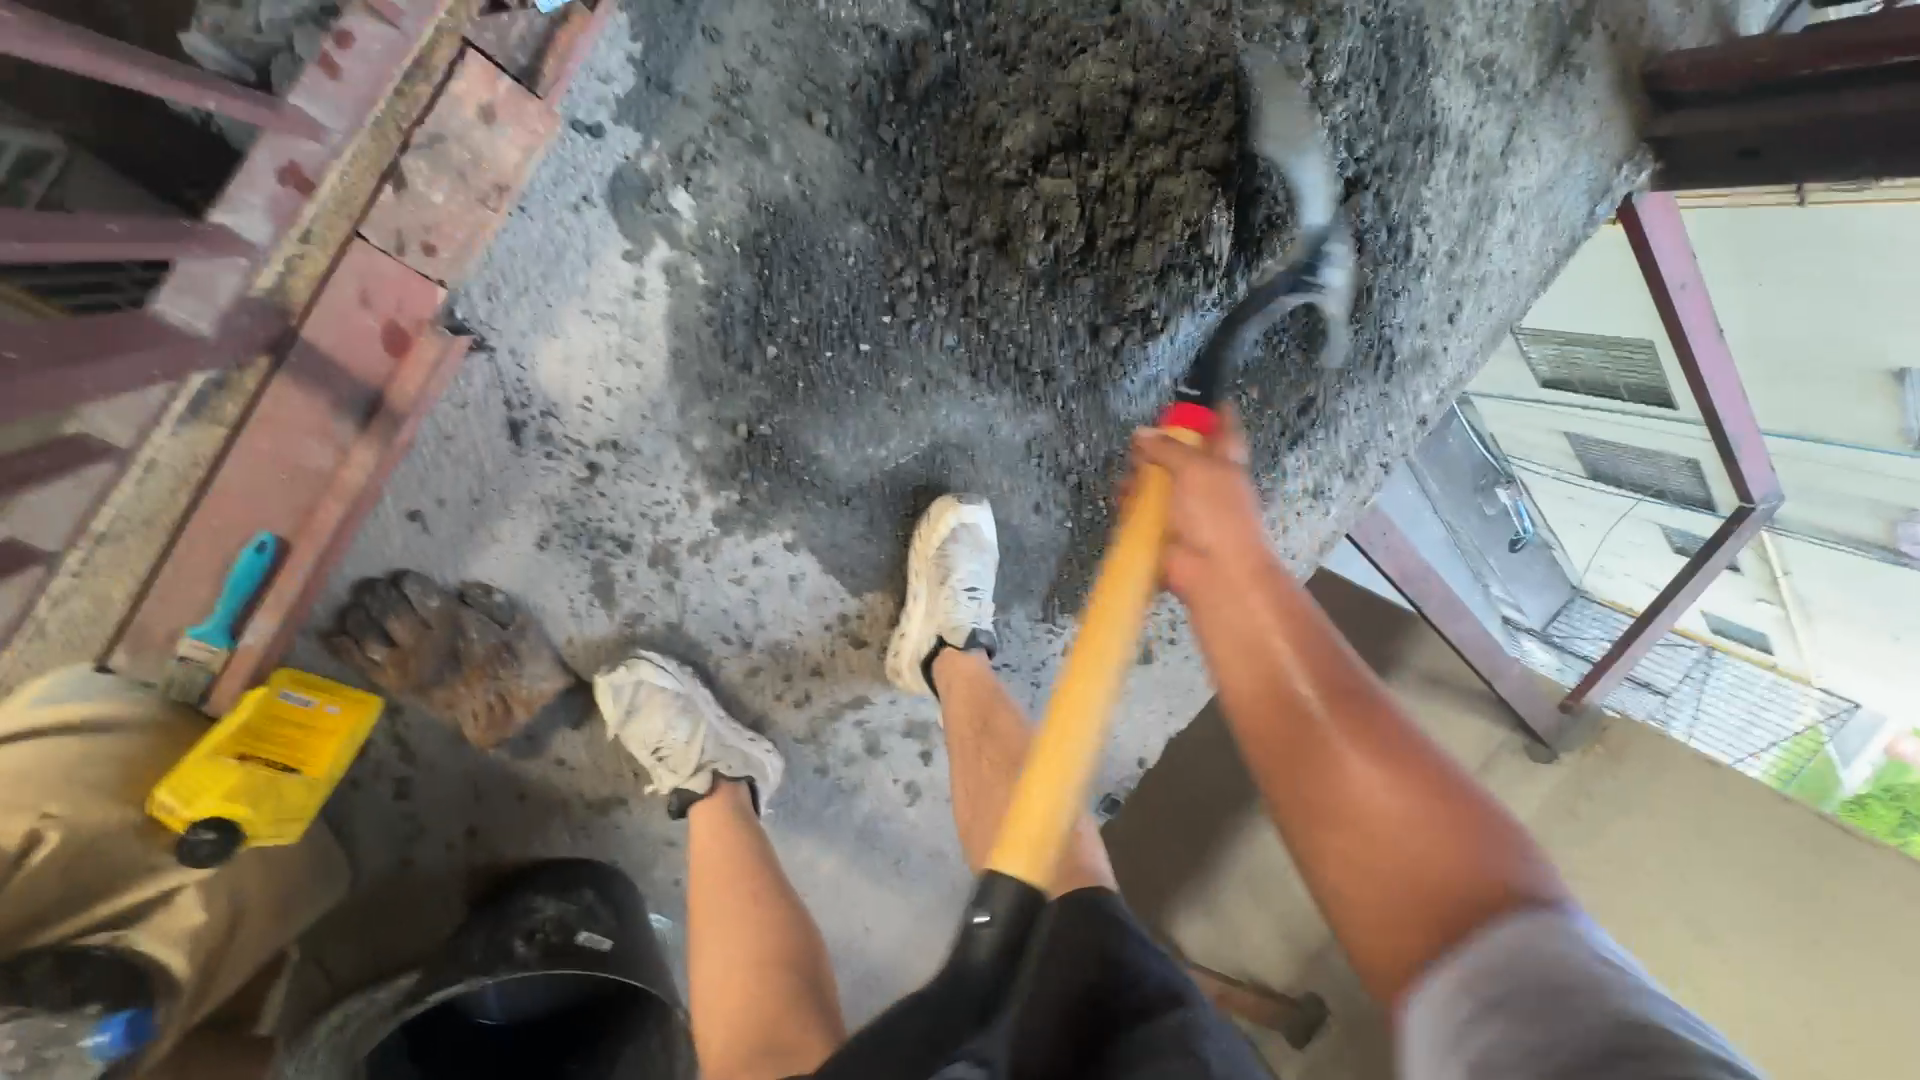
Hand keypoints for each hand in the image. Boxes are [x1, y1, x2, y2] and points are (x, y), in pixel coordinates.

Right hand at [1129, 406, 1276, 604]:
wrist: (1215, 572)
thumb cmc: (1218, 515)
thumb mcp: (1195, 467)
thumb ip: (1167, 447)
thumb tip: (1141, 434)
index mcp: (1226, 462)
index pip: (1222, 427)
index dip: (1211, 411)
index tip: (1197, 396)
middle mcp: (1205, 483)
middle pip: (1180, 455)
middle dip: (1158, 447)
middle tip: (1142, 443)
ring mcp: (1184, 509)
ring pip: (1157, 483)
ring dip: (1139, 478)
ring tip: (1128, 475)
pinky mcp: (1163, 531)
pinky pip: (1141, 512)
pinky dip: (1130, 506)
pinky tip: (1121, 499)